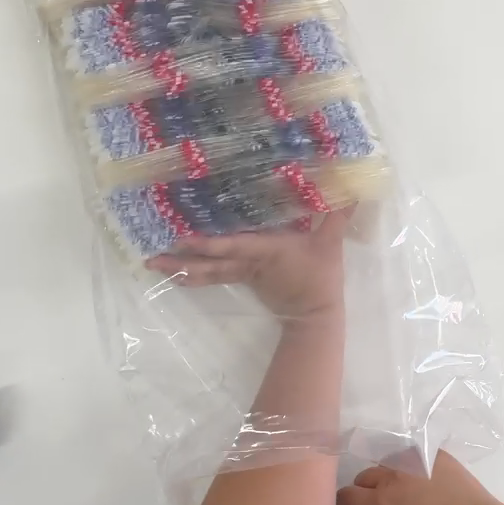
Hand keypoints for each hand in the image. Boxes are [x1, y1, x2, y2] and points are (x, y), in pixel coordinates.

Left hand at [146, 211, 346, 320]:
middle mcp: (249, 261)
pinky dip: (196, 275)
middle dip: (181, 258)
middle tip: (151, 256)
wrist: (316, 314)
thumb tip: (352, 190)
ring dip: (180, 267)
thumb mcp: (330, 245)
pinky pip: (216, 276)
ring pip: (208, 270)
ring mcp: (245, 272)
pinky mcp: (246, 280)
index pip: (231, 245)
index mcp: (265, 249)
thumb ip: (336, 217)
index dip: (207, 242)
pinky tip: (177, 274)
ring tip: (154, 264)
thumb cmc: (320, 277)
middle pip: (210, 260)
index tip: (182, 237)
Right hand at [334, 451, 503, 504]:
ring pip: (387, 464)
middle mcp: (392, 475)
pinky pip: (412, 455)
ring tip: (411, 499)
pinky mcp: (436, 454)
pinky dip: (412, 468)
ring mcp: (416, 460)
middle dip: (368, 494)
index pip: (344, 496)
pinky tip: (428, 486)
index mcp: (379, 502)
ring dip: (389, 479)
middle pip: (364, 477)